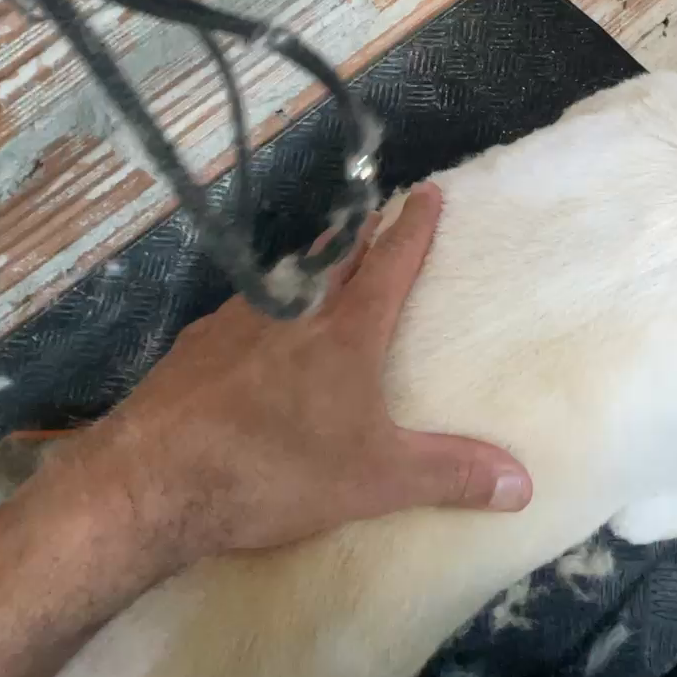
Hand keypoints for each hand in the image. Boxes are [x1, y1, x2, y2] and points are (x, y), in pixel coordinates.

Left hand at [70, 183, 531, 560]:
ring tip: (320, 270)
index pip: (390, 264)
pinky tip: (251, 336)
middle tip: (375, 215)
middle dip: (361, 232)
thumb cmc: (275, 470)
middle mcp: (293, 312)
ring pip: (286, 278)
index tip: (428, 191)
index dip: (414, 227)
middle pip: (335, 255)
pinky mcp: (194, 345)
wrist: (151, 482)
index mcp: (344, 333)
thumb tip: (524, 484)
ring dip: (310, 266)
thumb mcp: (375, 480)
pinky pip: (242, 312)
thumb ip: (449, 475)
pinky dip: (263, 309)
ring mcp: (236, 322)